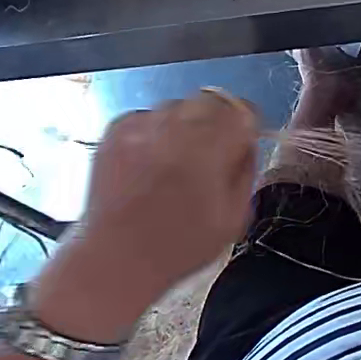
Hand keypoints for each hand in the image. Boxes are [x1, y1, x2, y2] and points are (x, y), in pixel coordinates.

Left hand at [33, 91, 259, 342]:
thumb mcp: (233, 217)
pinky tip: (148, 163)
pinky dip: (153, 133)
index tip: (239, 146)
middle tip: (208, 155)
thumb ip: (245, 171)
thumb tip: (245, 144)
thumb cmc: (180, 245)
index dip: (245, 127)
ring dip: (183, 126)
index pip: (241, 109)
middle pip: (211, 101)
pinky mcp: (115, 130)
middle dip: (216, 122)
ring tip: (174, 161)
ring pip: (177, 106)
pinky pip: (146, 118)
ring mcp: (142, 124)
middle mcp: (177, 124)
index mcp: (211, 145)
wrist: (115, 259)